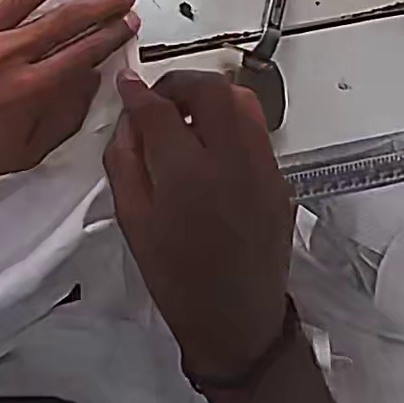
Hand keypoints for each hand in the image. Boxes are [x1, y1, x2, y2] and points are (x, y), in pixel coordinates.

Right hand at [104, 70, 295, 380]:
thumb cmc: (177, 276)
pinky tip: (210, 145)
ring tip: (186, 116)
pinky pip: (255, 129)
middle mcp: (232, 162)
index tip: (126, 83)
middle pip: (209, 90)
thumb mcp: (132, 218)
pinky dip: (229, 120)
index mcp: (187, 174)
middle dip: (178, 83)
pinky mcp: (280, 179)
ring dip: (208, 96)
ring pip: (241, 100)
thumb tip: (128, 122)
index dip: (137, 91)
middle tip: (158, 99)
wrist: (235, 320)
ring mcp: (263, 169)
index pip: (158, 109)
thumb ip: (124, 160)